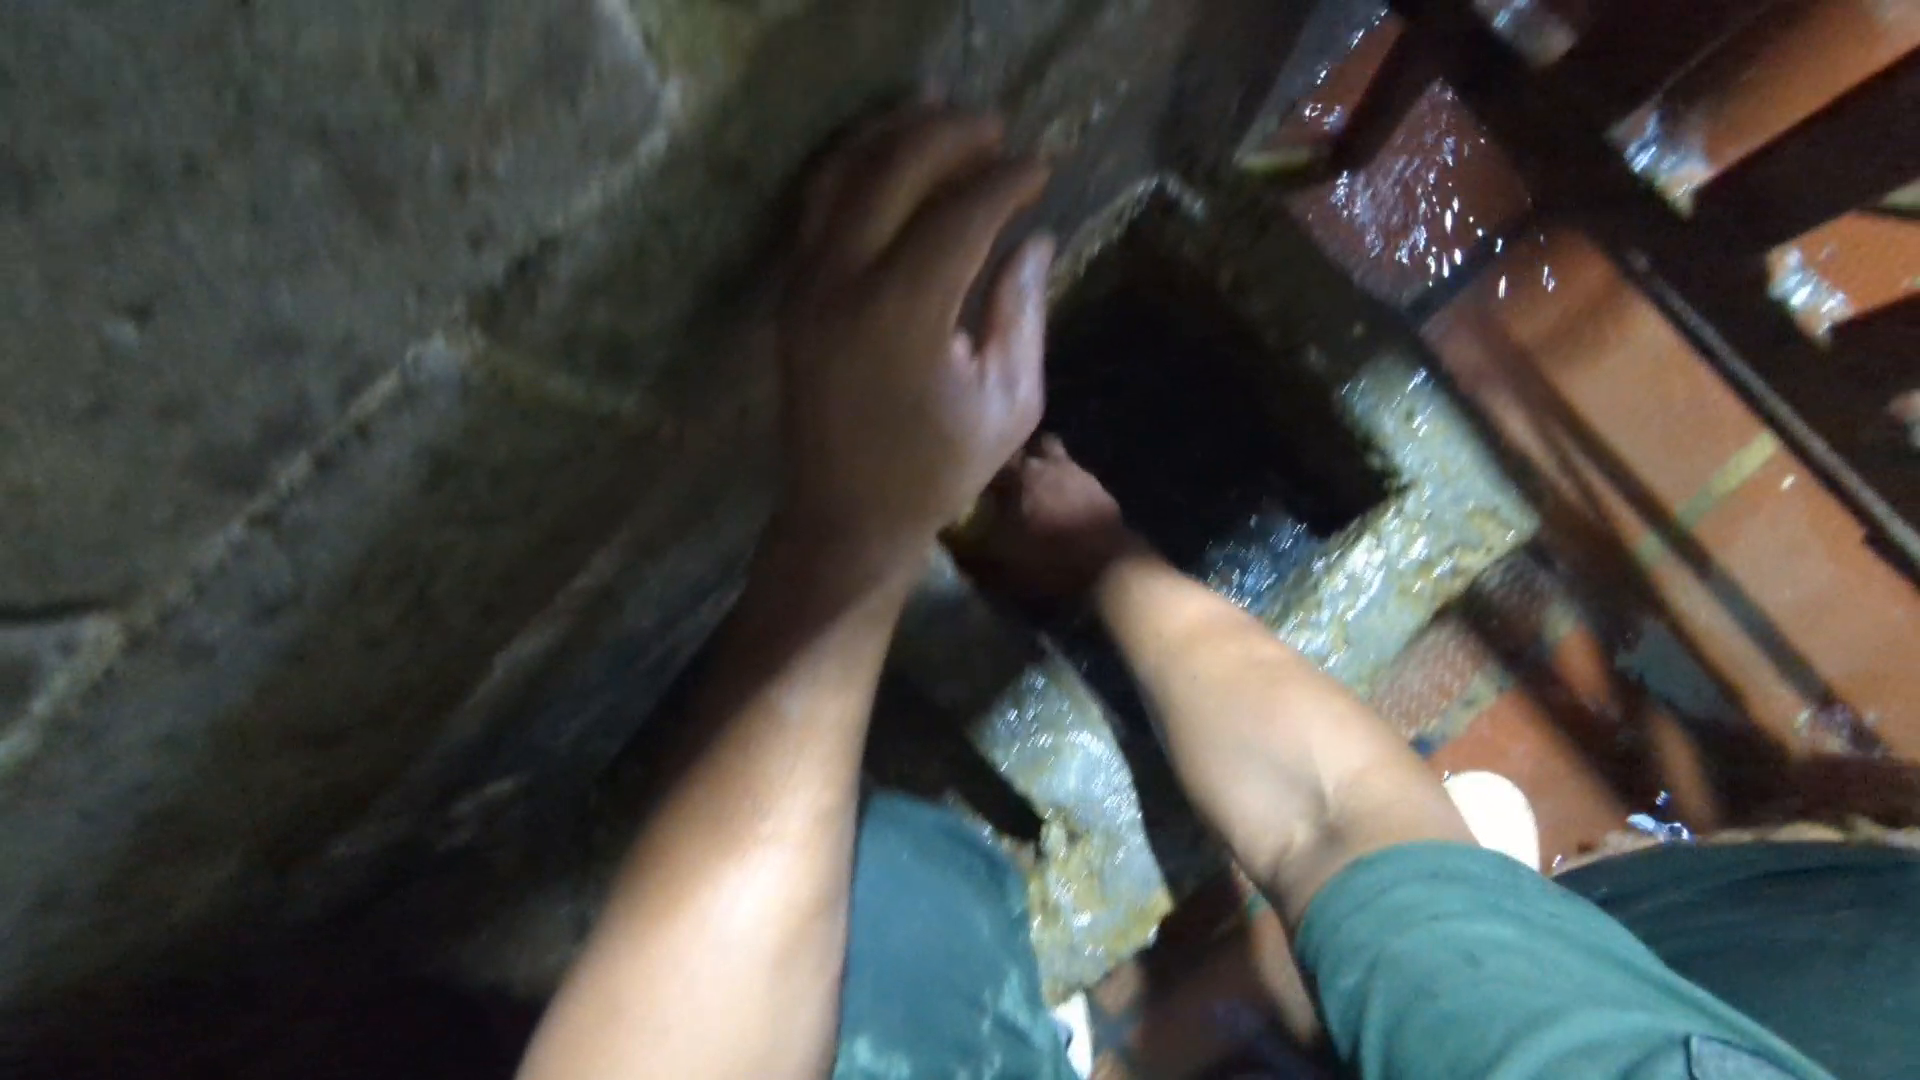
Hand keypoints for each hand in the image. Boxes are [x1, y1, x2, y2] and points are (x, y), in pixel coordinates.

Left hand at [772, 104, 1054, 584]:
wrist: (847, 515)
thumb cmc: (937, 472)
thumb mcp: (1007, 404)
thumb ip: (1023, 313)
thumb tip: (1035, 240)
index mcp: (904, 315)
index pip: (959, 215)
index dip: (1006, 182)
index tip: (1040, 169)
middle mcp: (843, 284)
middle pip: (893, 168)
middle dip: (950, 134)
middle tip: (996, 128)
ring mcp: (805, 286)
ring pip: (842, 173)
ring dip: (894, 135)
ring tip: (943, 119)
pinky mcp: (790, 296)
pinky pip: (818, 206)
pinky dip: (857, 170)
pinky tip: (892, 164)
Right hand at [957, 435, 1138, 605]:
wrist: (1109, 565)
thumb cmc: (1049, 560)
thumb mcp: (1001, 563)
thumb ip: (971, 550)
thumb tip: (949, 542)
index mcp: (1018, 474)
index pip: (993, 452)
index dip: (982, 460)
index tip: (973, 471)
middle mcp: (1046, 462)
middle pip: (1027, 443)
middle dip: (1015, 454)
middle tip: (1004, 473)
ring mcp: (1075, 470)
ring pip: (1053, 451)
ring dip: (1042, 462)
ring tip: (1034, 483)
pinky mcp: (1097, 485)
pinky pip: (1073, 472)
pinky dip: (1063, 480)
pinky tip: (1060, 499)